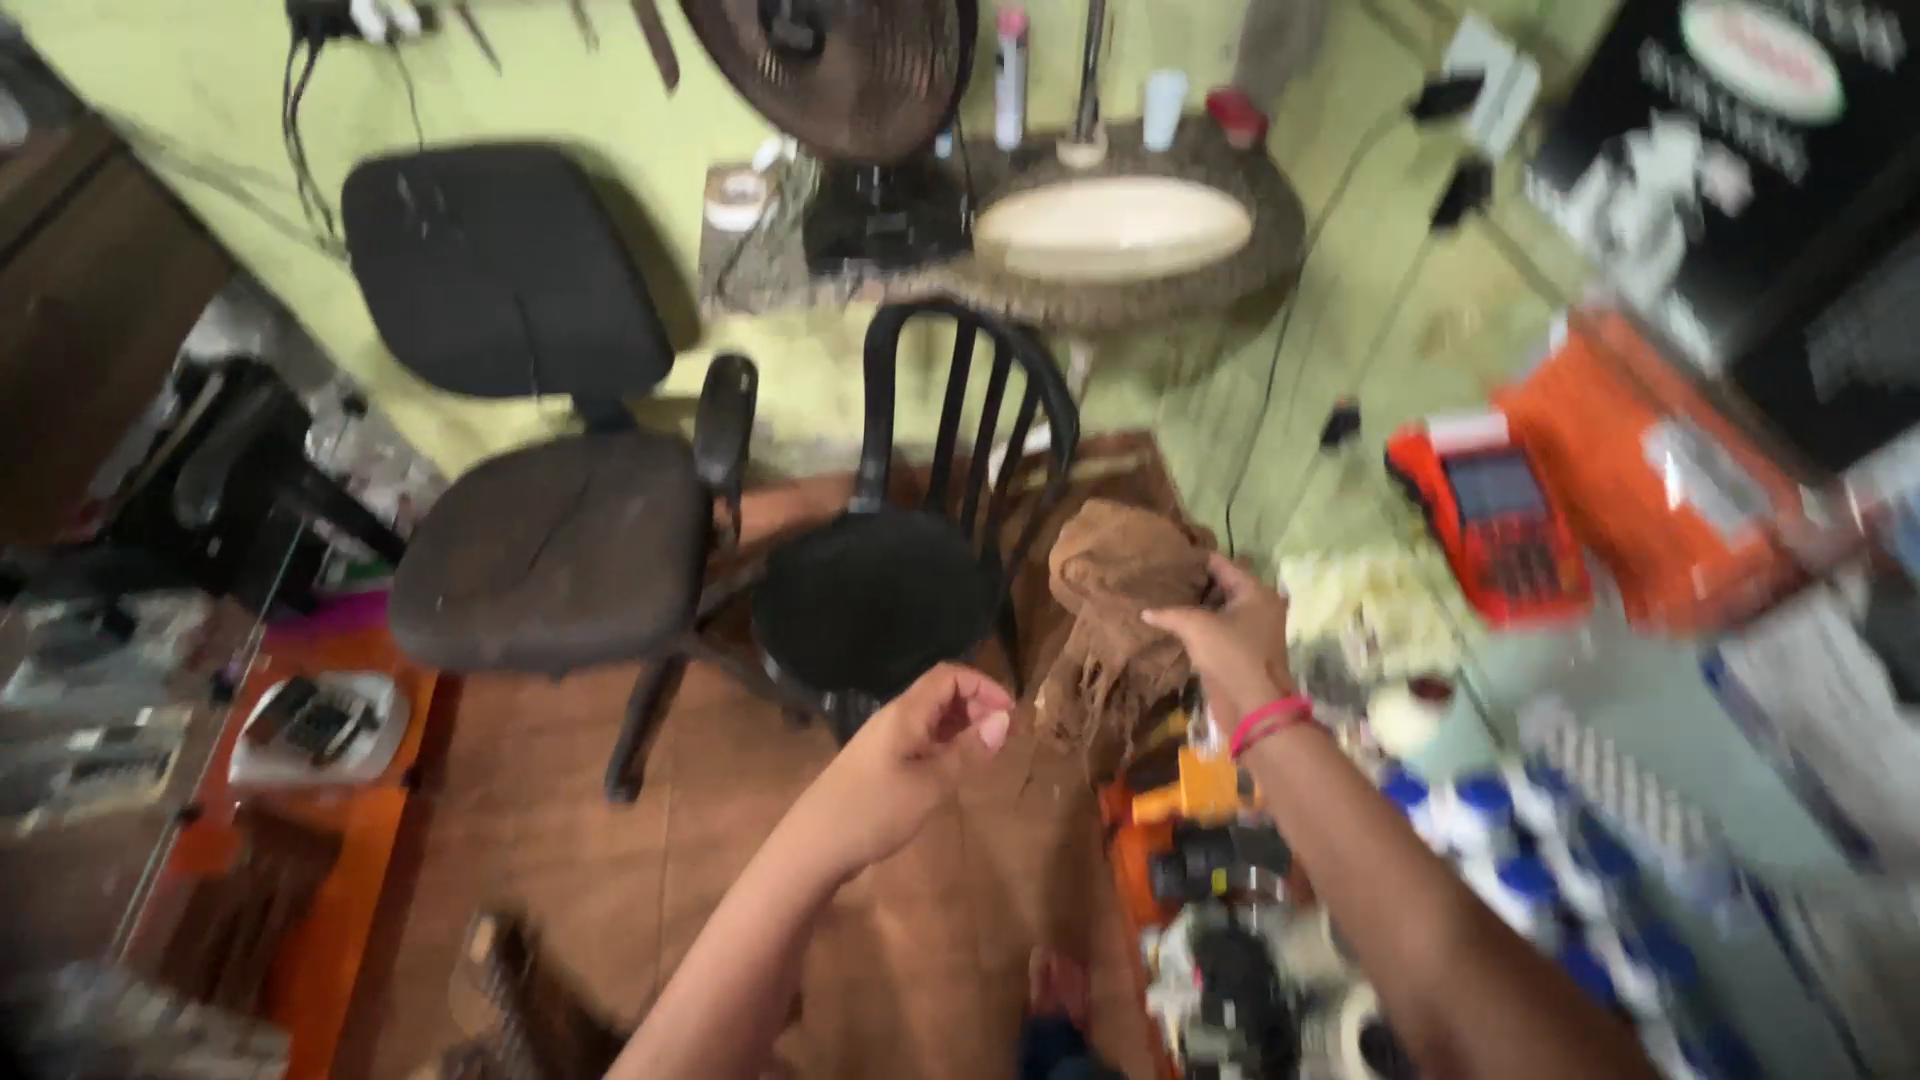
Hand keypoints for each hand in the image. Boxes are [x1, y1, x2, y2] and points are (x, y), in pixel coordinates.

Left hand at [787, 663, 1013, 879]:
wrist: (813, 845)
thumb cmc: (873, 810)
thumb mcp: (930, 784)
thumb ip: (968, 751)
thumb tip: (1004, 720)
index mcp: (906, 712)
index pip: (949, 675)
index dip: (983, 685)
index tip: (1010, 713)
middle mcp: (896, 718)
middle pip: (942, 694)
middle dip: (977, 706)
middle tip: (1005, 737)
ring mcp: (886, 741)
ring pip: (932, 719)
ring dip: (963, 728)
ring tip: (988, 753)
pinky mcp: (882, 764)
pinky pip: (922, 741)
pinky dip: (946, 747)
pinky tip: (957, 770)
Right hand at [1142, 553, 1297, 725]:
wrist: (1254, 708)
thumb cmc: (1231, 656)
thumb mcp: (1197, 627)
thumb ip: (1170, 613)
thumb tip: (1145, 612)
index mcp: (1255, 591)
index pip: (1220, 564)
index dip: (1194, 559)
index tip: (1166, 555)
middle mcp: (1257, 605)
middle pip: (1220, 584)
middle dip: (1191, 582)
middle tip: (1159, 575)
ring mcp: (1250, 628)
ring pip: (1217, 607)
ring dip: (1193, 604)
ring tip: (1160, 595)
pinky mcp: (1240, 648)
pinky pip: (1216, 627)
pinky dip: (1197, 623)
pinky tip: (1171, 621)